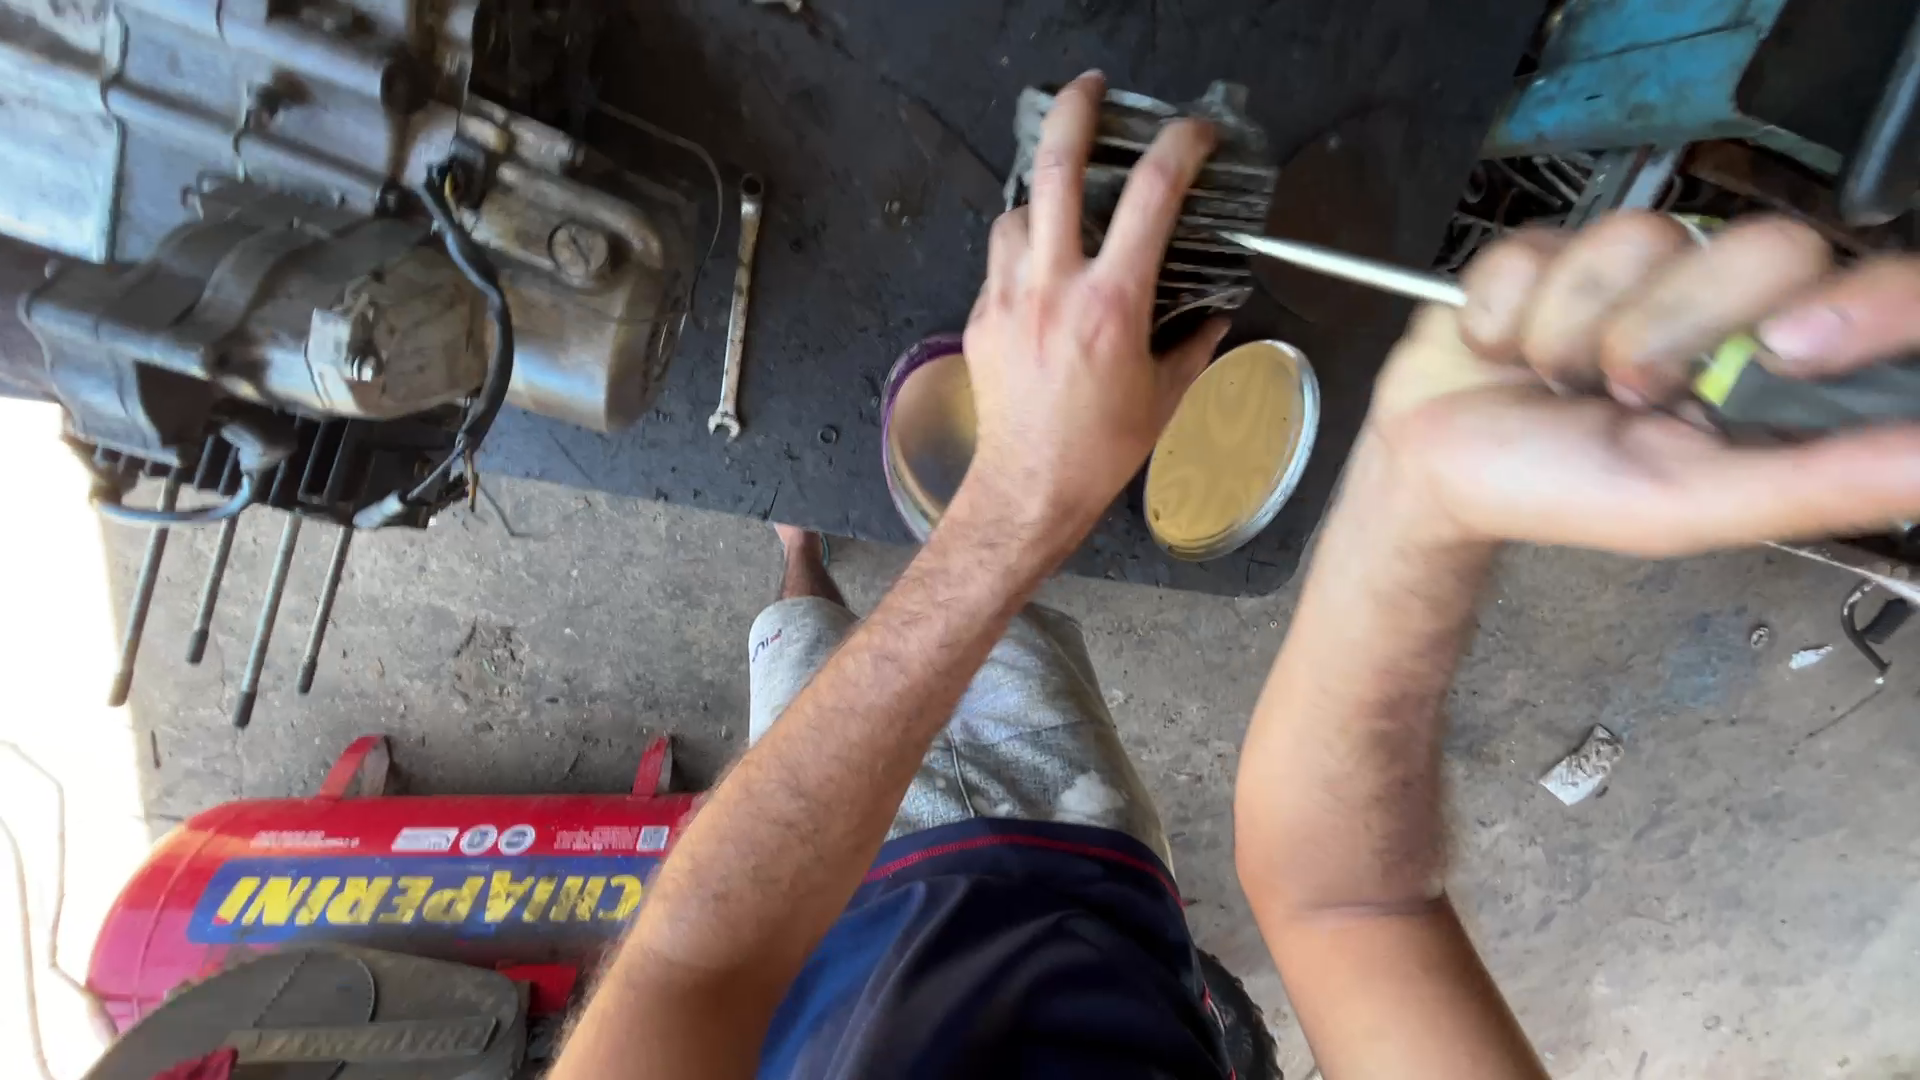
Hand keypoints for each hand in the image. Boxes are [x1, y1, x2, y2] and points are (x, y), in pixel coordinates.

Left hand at [954, 71, 1229, 558]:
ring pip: (1013, 216)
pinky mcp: (978, 322)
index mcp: (1112, 305)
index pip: (1153, 196)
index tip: (1195, 132)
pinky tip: (1034, 281)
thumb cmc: (1100, 449)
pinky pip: (996, 266)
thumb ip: (1192, 346)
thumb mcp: (1163, 397)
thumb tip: (1213, 317)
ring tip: (1057, 216)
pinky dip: (1017, 258)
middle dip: (1074, 112)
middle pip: (1055, 170)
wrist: (1030, 486)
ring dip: (1037, 203)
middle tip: (1089, 89)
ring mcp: (1008, 302)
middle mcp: (1054, 289)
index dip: (1181, 146)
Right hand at [1364, 212, 1919, 556]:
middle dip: (1657, 332)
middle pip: (1747, 246)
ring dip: (1562, 331)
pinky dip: (1497, 315)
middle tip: (1610, 392)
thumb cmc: (1545, 493)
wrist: (1424, 474)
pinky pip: (1528, 251)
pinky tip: (1491, 351)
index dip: (1855, 301)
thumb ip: (1816, 482)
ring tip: (1538, 378)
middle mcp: (1701, 301)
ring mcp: (1612, 272)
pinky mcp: (1530, 258)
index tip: (1784, 348)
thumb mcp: (1681, 507)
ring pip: (1626, 239)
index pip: (1868, 286)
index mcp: (1761, 363)